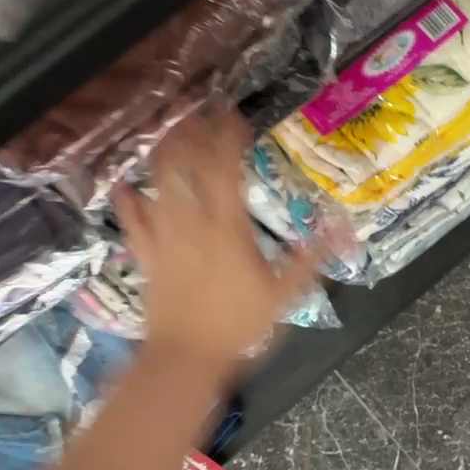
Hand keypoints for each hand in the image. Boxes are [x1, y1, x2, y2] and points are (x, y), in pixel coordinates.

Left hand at [113, 109, 320, 369]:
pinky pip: (133, 221)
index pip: (225, 168)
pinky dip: (128, 200)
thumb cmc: (239, 325)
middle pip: (186, 166)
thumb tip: (344, 227)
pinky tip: (125, 185)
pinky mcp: (146, 255)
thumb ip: (312, 256)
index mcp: (228, 227)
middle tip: (198, 112)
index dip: (228, 137)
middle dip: (191, 134)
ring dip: (163, 155)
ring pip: (158, 184)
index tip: (233, 114)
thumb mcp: (285, 293)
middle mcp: (192, 223)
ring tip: (170, 133)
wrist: (186, 357)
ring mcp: (164, 237)